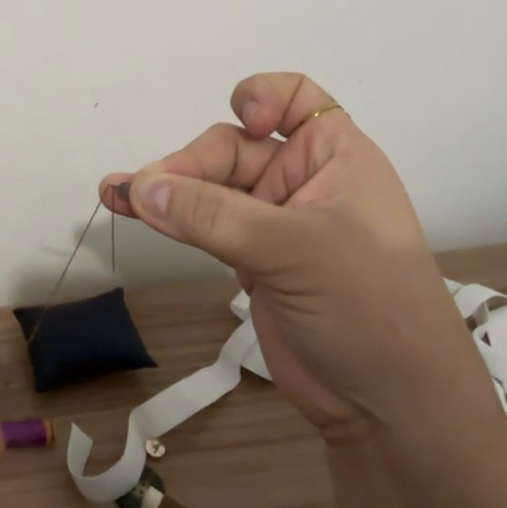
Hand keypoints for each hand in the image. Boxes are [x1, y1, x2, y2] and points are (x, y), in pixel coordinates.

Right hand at [99, 73, 493, 441]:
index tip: (245, 123)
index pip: (299, 99)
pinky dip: (167, 216)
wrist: (390, 410)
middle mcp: (304, 181)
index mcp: (337, 159)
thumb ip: (216, 216)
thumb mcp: (297, 250)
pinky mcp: (250, 259)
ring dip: (165, 187)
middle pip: (234, 147)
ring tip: (116, 194)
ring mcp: (274, 222)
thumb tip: (142, 189)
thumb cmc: (370, 308)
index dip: (264, 98)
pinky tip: (128, 209)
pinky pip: (201, 224)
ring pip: (209, 185)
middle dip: (191, 165)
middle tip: (146, 193)